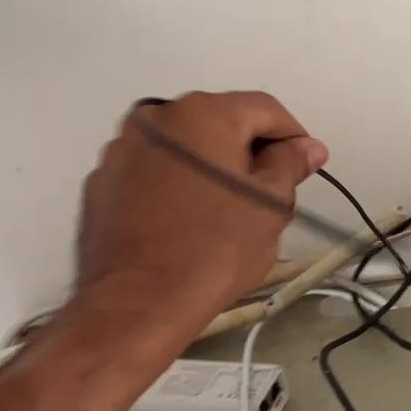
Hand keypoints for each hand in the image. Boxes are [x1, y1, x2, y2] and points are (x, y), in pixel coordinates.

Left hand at [67, 92, 327, 332]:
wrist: (138, 301)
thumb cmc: (216, 249)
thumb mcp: (270, 205)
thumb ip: (290, 165)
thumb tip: (307, 147)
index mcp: (203, 114)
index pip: (265, 109)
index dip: (294, 136)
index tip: (305, 168)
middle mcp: (157, 117)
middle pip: (221, 121)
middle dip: (251, 151)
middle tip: (270, 192)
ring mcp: (122, 148)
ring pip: (185, 146)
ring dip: (212, 166)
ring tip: (228, 210)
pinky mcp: (103, 181)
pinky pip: (155, 170)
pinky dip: (178, 183)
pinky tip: (189, 220)